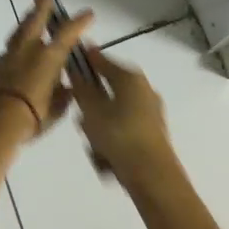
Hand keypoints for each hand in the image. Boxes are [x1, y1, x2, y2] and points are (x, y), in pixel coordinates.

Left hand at [0, 0, 94, 139]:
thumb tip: (64, 88)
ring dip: (25, 25)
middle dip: (41, 6)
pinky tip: (15, 55)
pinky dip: (14, 50)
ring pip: (18, 34)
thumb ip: (62, 95)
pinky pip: (7, 53)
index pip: (68, 33)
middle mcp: (28, 51)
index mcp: (49, 57)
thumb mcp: (57, 108)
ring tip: (29, 18)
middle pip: (35, 21)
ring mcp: (8, 57)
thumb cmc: (33, 117)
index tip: (88, 14)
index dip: (79, 22)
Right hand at [70, 46, 183, 194]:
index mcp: (130, 79)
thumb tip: (75, 70)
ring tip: (96, 150)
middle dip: (92, 110)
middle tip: (83, 125)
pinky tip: (108, 161)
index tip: (75, 54)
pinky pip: (123, 133)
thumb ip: (81, 90)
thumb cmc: (119, 137)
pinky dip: (113, 143)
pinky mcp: (153, 134)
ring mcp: (150, 113)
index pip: (103, 61)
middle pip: (108, 93)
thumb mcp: (92, 112)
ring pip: (113, 116)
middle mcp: (144, 91)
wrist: (152, 175)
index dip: (87, 58)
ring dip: (100, 131)